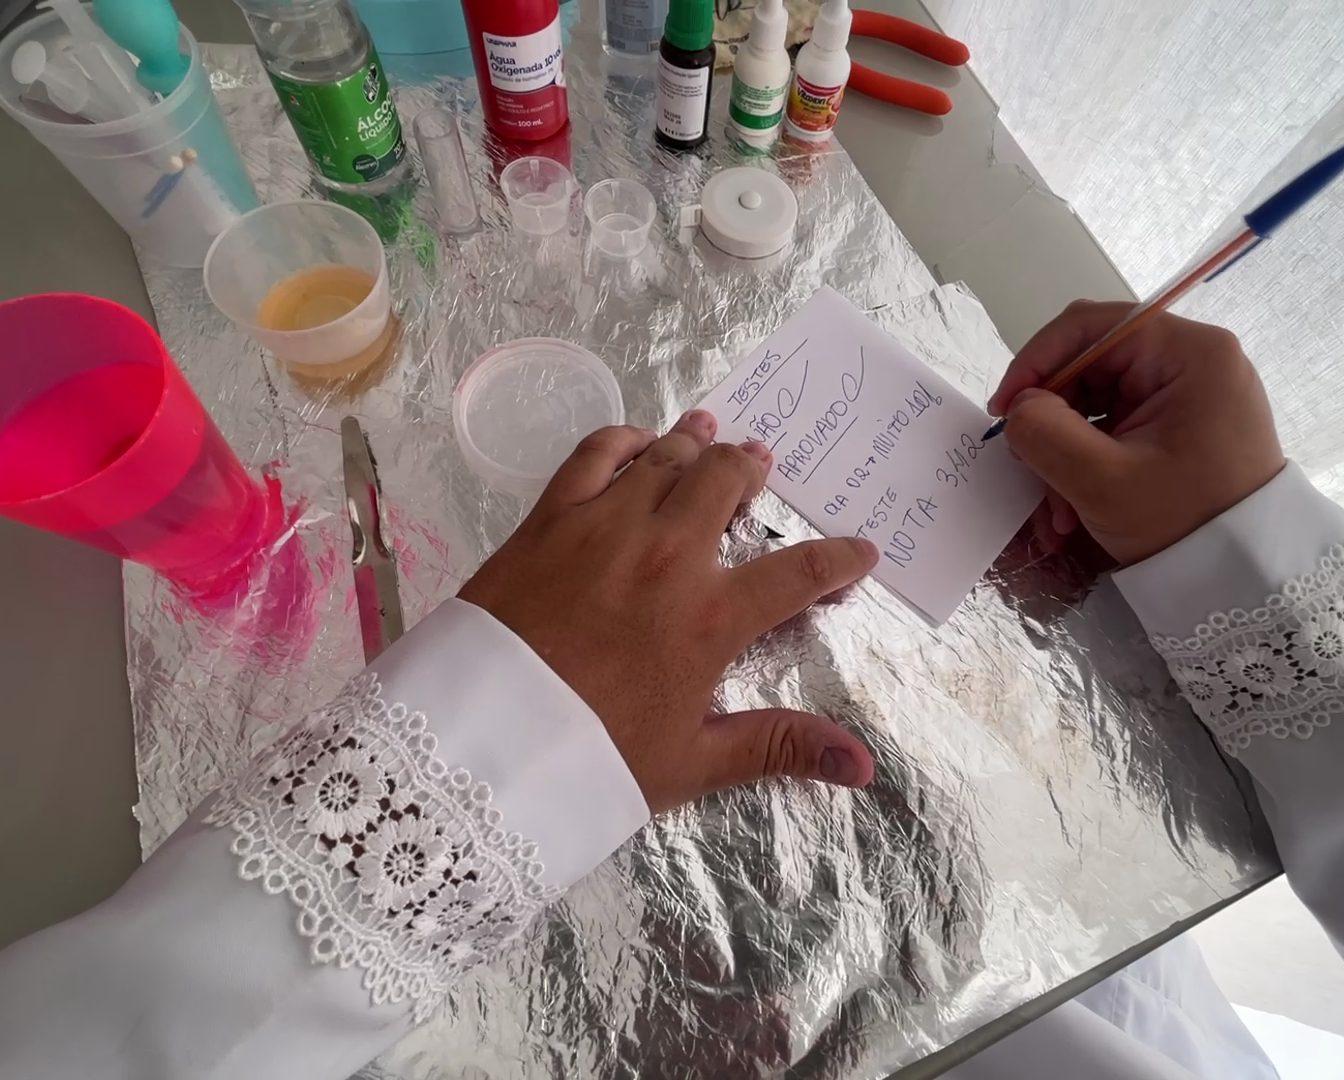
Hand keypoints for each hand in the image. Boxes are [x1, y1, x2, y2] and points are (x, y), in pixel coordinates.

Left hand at [457, 410, 881, 813]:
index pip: (799, 574)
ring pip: (668, 457)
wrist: (479, 742)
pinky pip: (594, 453)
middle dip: (754, 470)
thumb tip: (864, 768)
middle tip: (760, 468)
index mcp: (711, 617)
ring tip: (713, 433)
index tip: (860, 552)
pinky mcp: (552, 517)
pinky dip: (624, 439)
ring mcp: (607, 526)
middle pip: (728, 482)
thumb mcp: (694, 761)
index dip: (840, 560)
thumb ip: (780, 747)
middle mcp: (668, 555)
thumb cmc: (592, 756)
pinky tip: (637, 442)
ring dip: (698, 442)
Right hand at [987, 301, 1285, 565]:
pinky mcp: (1170, 426)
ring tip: (1054, 513)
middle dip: (1047, 423)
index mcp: (1186, 354)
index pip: (1089, 326)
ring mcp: (1178, 395)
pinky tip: (1069, 511)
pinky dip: (1079, 467)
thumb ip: (1045, 433)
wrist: (1241, 574)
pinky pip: (1106, 431)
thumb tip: (1016, 408)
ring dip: (1058, 456)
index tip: (1003, 410)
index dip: (1035, 361)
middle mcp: (1186, 362)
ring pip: (1088, 405)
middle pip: (1085, 368)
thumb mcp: (1102, 480)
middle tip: (1026, 468)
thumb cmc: (1182, 520)